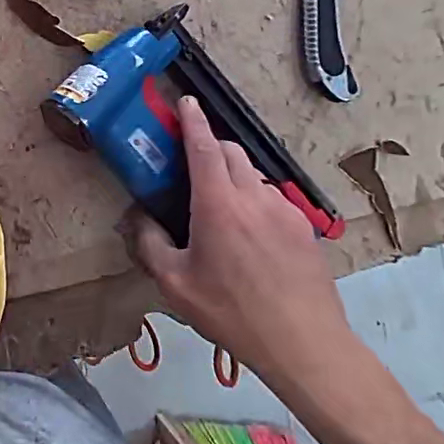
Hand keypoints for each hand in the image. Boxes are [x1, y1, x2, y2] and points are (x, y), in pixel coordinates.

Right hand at [124, 96, 351, 379]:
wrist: (303, 341)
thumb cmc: (234, 314)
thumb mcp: (177, 286)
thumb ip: (151, 245)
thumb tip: (139, 219)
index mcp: (218, 204)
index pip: (204, 146)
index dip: (192, 120)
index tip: (187, 101)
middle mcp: (253, 196)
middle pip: (231, 151)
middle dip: (212, 147)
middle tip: (195, 168)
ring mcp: (283, 208)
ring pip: (253, 175)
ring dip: (234, 177)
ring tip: (223, 213)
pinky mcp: (303, 224)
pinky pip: (272, 198)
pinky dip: (256, 201)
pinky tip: (252, 238)